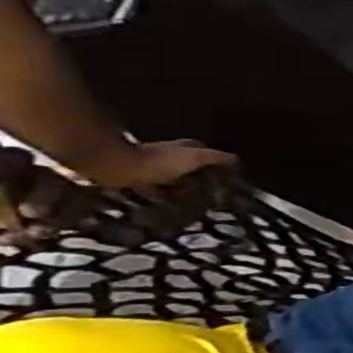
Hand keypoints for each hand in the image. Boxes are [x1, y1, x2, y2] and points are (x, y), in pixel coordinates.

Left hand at [74, 140, 237, 190]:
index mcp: (185, 148)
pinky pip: (161, 189)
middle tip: (215, 193)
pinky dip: (168, 195)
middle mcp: (171, 155)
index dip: (220, 164)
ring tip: (196, 202)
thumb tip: (238, 160)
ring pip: (177, 178)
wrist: (115, 167)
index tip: (230, 178)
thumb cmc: (159, 161)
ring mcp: (154, 167)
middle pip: (193, 166)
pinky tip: (173, 205)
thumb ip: (217, 158)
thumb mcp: (196, 157)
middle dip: (203, 177)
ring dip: (186, 187)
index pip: (209, 154)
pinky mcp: (140, 179)